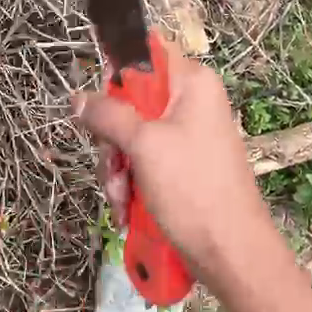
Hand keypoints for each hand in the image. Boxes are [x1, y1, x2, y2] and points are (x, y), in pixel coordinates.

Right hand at [72, 47, 271, 284]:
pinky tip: (128, 209)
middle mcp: (192, 102)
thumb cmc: (192, 189)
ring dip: (118, 167)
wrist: (234, 258)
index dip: (118, 72)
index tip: (102, 103)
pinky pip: (144, 160)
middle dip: (113, 137)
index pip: (146, 53)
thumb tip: (77, 97)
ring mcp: (187, 136)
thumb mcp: (143, 145)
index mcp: (193, 82)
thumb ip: (108, 114)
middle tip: (114, 164)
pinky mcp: (182, 166)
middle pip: (132, 99)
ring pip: (133, 134)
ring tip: (122, 198)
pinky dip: (131, 182)